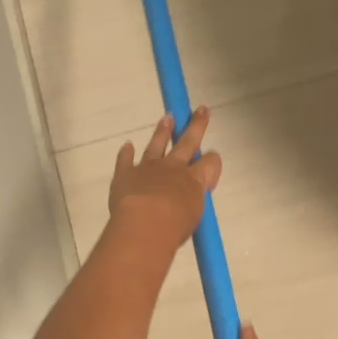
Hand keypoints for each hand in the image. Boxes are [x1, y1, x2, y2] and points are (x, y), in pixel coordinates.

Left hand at [106, 107, 222, 251]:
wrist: (144, 225)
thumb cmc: (173, 229)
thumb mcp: (193, 220)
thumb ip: (190, 207)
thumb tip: (185, 206)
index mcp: (194, 180)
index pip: (210, 162)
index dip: (212, 163)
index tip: (209, 170)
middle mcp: (173, 168)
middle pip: (188, 141)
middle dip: (196, 125)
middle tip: (202, 110)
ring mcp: (148, 167)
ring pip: (157, 144)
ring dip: (163, 131)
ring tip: (167, 118)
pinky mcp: (125, 173)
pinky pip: (125, 159)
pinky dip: (126, 152)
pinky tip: (127, 145)